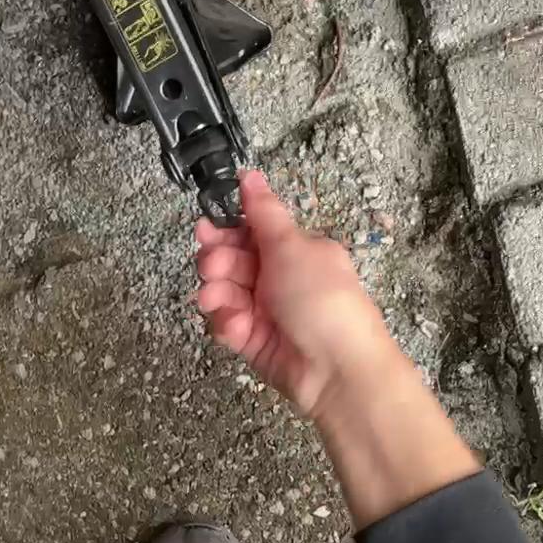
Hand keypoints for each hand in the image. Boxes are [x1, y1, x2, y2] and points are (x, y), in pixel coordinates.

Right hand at [197, 170, 480, 526]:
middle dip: (217, 262)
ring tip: (221, 300)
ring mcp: (264, 311)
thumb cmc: (323, 301)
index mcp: (292, 250)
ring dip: (217, 294)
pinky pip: (228, 325)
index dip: (224, 229)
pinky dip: (228, 324)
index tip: (205, 228)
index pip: (248, 232)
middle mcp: (277, 278)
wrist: (336, 368)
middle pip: (229, 261)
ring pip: (223, 293)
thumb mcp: (292, 246)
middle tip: (216, 268)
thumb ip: (264, 212)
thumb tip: (250, 174)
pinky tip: (238, 327)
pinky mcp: (254, 342)